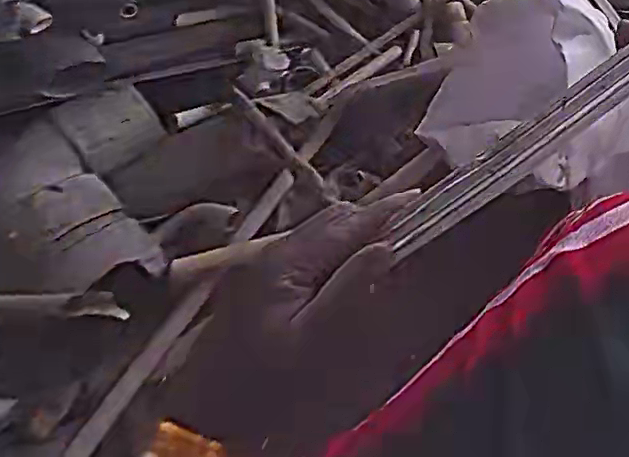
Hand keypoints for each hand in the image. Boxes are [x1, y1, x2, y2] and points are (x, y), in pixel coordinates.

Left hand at [204, 193, 418, 378]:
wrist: (206, 425)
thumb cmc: (264, 389)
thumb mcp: (312, 345)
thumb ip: (349, 291)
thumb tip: (386, 247)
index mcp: (286, 260)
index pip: (348, 221)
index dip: (388, 212)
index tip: (422, 204)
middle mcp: (273, 252)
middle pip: (335, 219)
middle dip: (374, 220)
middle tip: (409, 231)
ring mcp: (264, 266)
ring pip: (323, 232)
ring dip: (357, 234)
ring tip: (386, 250)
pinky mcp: (262, 283)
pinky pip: (311, 251)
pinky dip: (337, 251)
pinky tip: (349, 273)